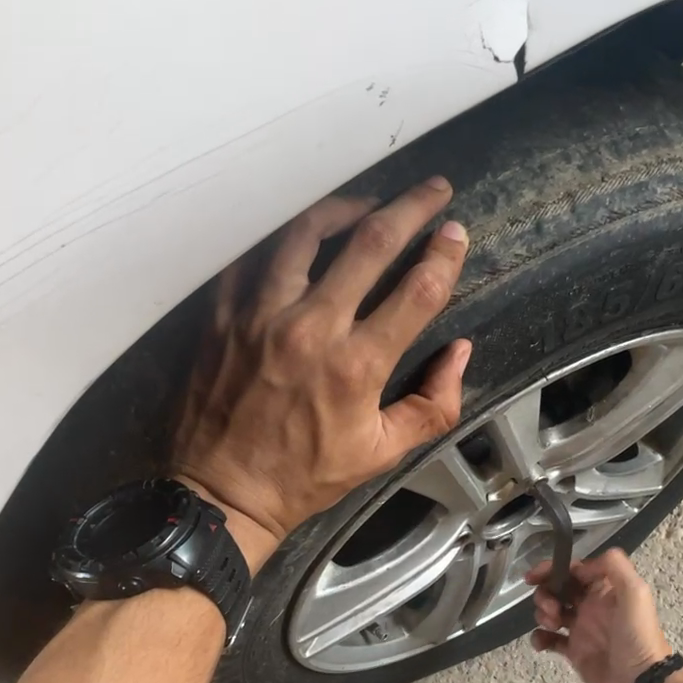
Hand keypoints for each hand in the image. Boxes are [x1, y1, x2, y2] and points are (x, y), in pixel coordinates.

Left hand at [174, 177, 472, 547]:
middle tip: (434, 190)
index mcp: (357, 365)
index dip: (444, 255)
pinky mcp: (223, 314)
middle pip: (370, 244)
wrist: (222, 492)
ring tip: (368, 203)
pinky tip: (302, 235)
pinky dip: (283, 237)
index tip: (457, 232)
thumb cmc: (307, 477)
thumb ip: (433, 404)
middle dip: (411, 208)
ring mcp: (260, 314)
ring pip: (307, 233)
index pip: (415, 291)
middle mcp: (311, 327)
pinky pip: (254, 254)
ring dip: (346, 208)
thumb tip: (460, 351)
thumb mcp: (383, 454)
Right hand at [526, 549, 673, 682]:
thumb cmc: (637, 634)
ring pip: (550, 611)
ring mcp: (580, 628)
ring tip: (552, 625)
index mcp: (604, 589)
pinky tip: (541, 642)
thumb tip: (579, 568)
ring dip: (542, 613)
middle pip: (557, 589)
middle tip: (552, 608)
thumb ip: (612, 565)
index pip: (573, 570)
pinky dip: (539, 638)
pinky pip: (548, 639)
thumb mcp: (634, 591)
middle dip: (546, 593)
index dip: (552, 569)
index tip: (535, 577)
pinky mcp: (573, 651)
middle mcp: (591, 605)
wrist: (639, 680)